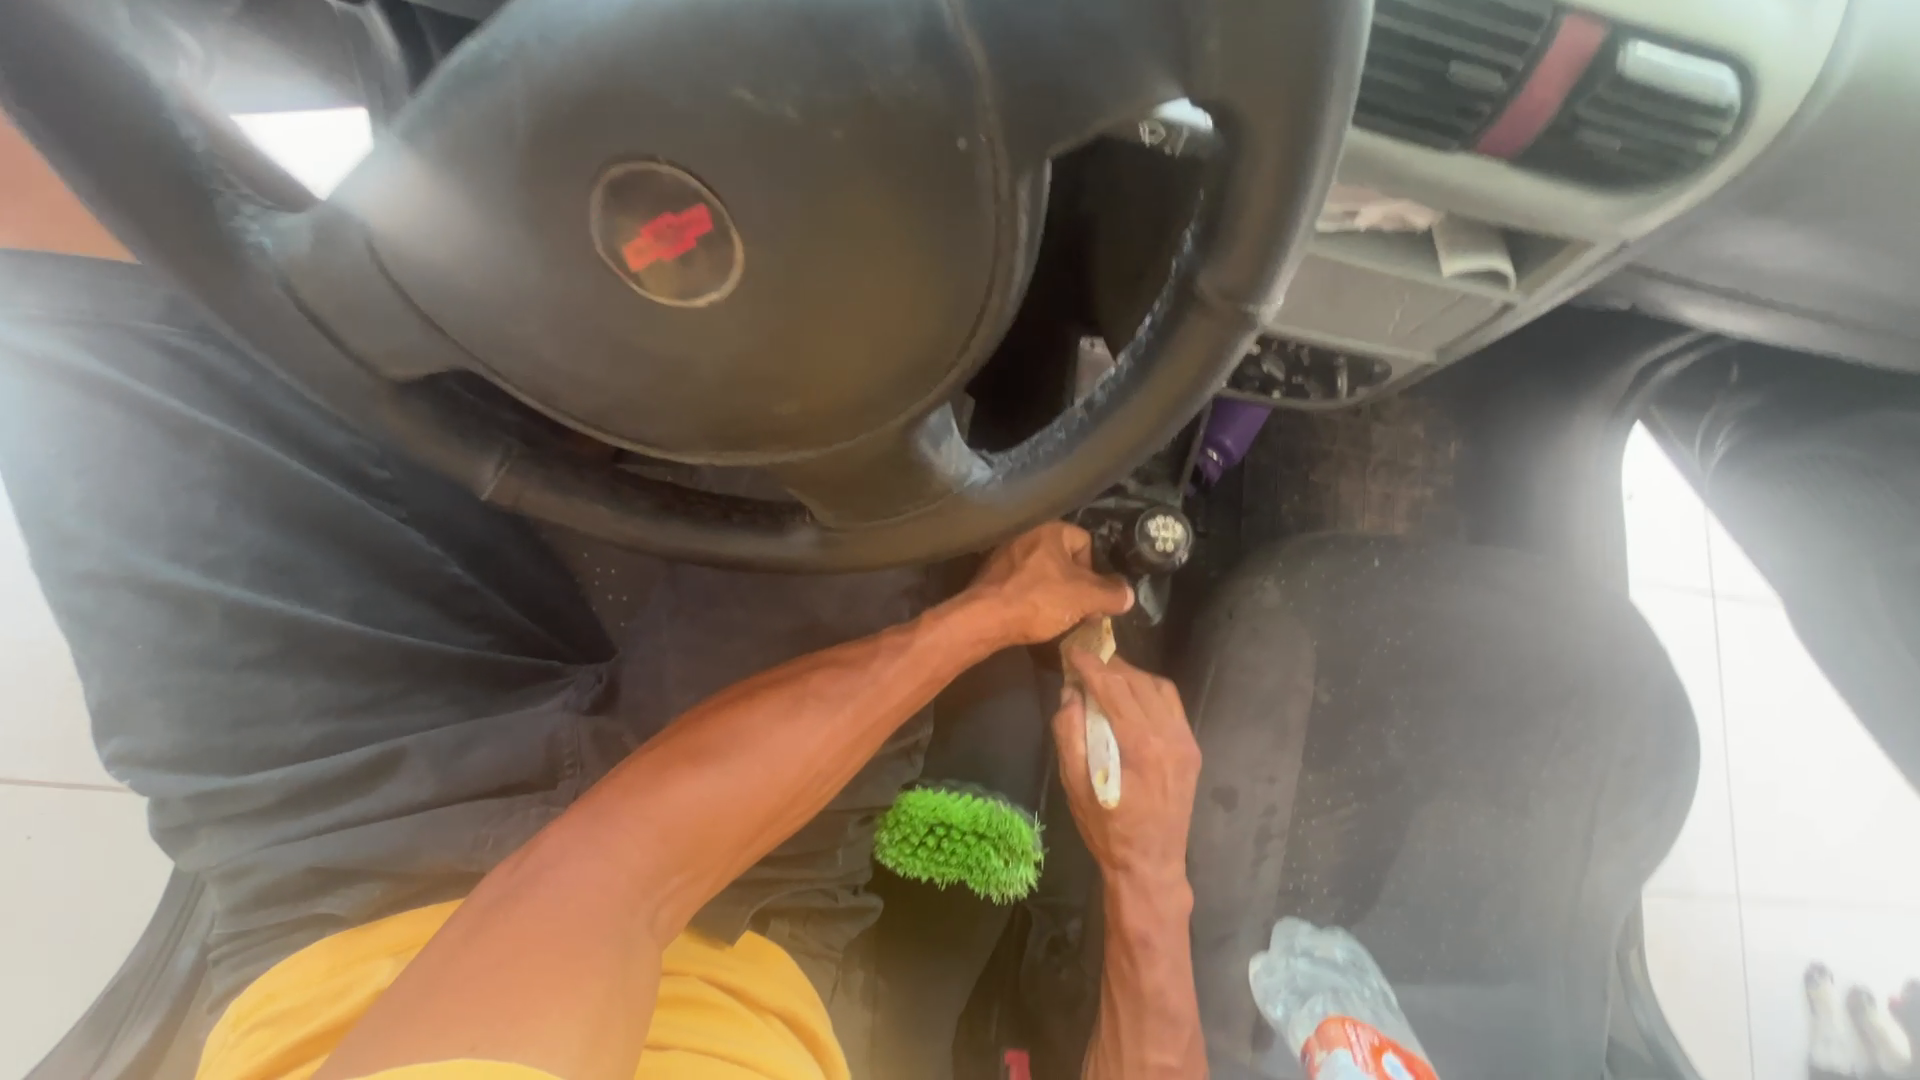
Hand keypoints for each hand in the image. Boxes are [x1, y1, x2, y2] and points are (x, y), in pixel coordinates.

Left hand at [967, 522, 1133, 645]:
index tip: (1093, 597)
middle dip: (1075, 584)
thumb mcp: (1085, 598)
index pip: (1085, 542)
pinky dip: (1031, 597)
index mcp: (1050, 529)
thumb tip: (1128, 594)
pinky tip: (1032, 616)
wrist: (984, 618)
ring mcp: (1004, 554)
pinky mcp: (990, 575)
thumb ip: (1112, 594)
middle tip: (1079, 609)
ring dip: (1053, 592)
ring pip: (1042, 572)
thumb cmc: (1039, 600)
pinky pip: (1021, 582)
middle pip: (1064, 559)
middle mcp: (1025, 534)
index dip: (1095, 571)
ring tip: (1057, 616)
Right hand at [1052, 649, 1200, 883]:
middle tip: (1084, 661)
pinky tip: (1131, 696)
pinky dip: (1149, 691)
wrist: (1150, 864)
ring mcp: (1186, 742)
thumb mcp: (1074, 784)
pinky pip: (1172, 705)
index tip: (1071, 651)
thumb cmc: (1106, 828)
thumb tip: (1071, 693)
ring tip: (1105, 676)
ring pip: (1159, 688)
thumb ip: (1069, 733)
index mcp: (1140, 746)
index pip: (1112, 688)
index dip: (1090, 665)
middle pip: (1137, 682)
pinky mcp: (1191, 750)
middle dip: (1108, 666)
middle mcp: (1170, 737)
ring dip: (1131, 676)